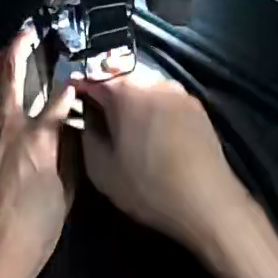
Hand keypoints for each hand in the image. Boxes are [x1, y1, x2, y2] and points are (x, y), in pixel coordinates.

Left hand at [0, 25, 77, 277]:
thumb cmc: (32, 234)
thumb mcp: (65, 197)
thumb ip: (69, 159)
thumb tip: (72, 132)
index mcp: (40, 137)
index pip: (60, 95)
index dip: (69, 76)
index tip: (74, 63)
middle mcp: (8, 126)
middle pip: (13, 74)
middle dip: (21, 47)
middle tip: (26, 32)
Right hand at [72, 68, 258, 258]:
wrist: (207, 202)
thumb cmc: (148, 186)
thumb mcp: (101, 169)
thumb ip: (87, 134)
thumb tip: (86, 116)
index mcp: (126, 91)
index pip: (92, 76)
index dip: (78, 86)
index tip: (70, 98)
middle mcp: (153, 80)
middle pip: (120, 77)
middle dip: (106, 92)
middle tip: (96, 114)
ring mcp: (178, 91)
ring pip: (144, 87)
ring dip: (131, 100)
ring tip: (126, 126)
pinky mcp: (196, 105)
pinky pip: (164, 98)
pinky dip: (152, 108)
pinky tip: (152, 133)